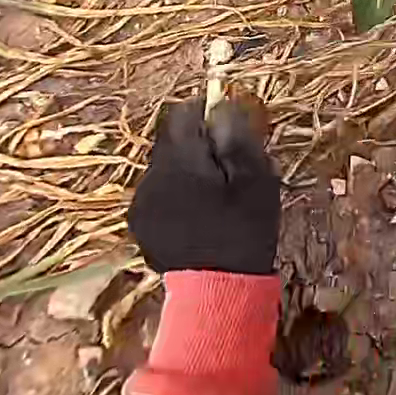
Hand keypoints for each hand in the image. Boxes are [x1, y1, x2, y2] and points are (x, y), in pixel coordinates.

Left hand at [128, 96, 280, 274]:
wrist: (219, 289)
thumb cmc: (245, 227)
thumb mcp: (254, 177)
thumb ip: (235, 136)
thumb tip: (221, 104)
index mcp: (178, 163)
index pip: (181, 114)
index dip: (206, 111)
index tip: (230, 123)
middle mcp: (149, 178)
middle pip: (171, 140)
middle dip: (199, 141)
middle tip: (231, 159)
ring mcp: (141, 204)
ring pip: (166, 165)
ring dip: (190, 166)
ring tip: (219, 188)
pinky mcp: (141, 225)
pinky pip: (160, 190)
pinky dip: (180, 189)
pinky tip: (202, 209)